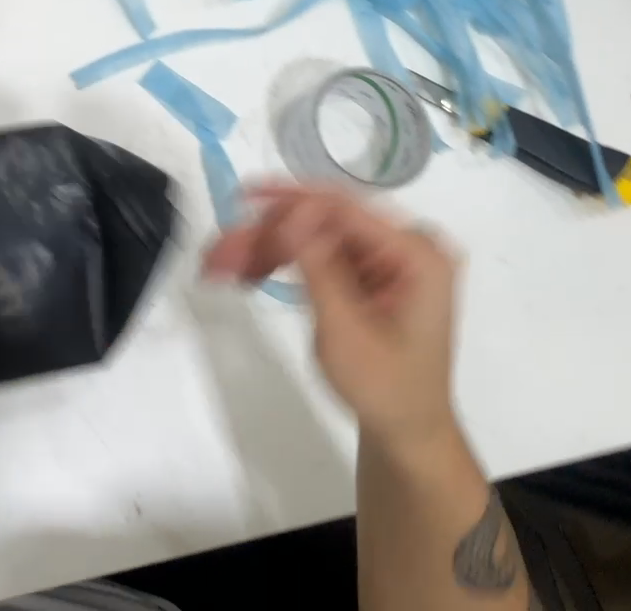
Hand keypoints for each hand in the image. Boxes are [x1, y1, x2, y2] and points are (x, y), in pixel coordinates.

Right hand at [205, 184, 458, 450]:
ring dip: (262, 247)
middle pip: (318, 221)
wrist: (406, 428)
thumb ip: (319, 268)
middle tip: (215, 253)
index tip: (240, 204)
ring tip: (216, 265)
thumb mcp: (346, 330)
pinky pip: (312, 252)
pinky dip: (278, 261)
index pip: (343, 209)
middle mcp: (401, 244)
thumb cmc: (384, 387)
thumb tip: (290, 216)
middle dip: (263, 234)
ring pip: (307, 234)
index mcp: (415, 253)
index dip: (289, 203)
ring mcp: (382, 256)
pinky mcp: (364, 270)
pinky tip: (244, 272)